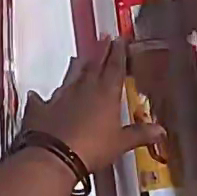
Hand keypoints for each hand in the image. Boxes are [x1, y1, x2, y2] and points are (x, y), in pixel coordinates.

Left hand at [21, 39, 164, 172]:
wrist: (54, 157)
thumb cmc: (91, 149)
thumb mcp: (120, 143)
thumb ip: (139, 134)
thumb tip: (160, 131)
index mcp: (105, 95)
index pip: (115, 68)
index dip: (118, 53)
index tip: (120, 40)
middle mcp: (83, 90)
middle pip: (93, 65)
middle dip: (100, 51)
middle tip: (103, 38)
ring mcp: (60, 97)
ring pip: (70, 76)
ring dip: (76, 66)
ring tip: (78, 57)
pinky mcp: (41, 109)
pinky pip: (41, 100)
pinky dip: (40, 98)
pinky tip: (36, 95)